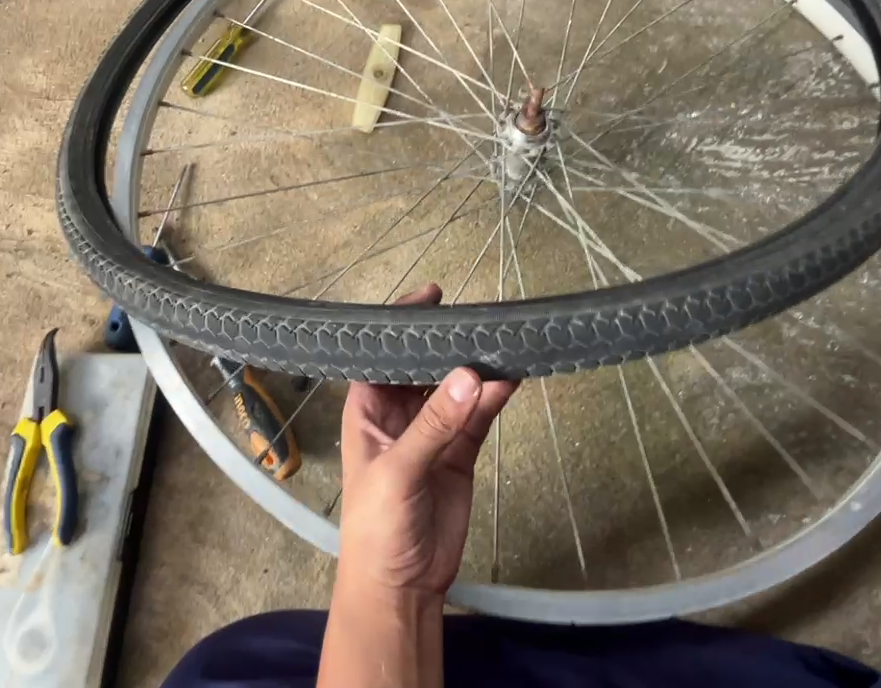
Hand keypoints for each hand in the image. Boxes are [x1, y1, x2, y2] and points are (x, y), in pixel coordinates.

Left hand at [336, 284, 516, 597]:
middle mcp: (399, 412)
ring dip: (477, 367)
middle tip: (480, 314)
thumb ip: (433, 425)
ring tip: (504, 340)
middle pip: (424, 365)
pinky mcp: (460, 451)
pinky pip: (478, 415)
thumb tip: (469, 375)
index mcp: (368, 408)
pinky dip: (495, 397)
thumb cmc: (377, 526)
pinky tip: (512, 378)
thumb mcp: (399, 472)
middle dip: (447, 342)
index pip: (383, 354)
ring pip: (456, 387)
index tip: (433, 295)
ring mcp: (432, 430)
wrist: (401, 585)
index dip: (404, 324)